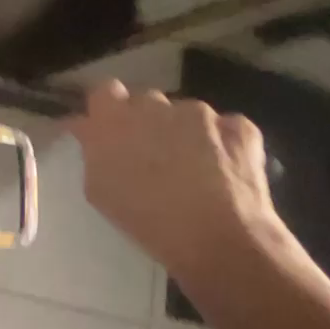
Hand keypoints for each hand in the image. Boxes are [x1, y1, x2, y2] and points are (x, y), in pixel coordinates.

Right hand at [67, 81, 281, 275]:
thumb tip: (89, 129)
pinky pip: (222, 127)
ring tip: (189, 167)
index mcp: (115, 118)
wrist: (217, 237)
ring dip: (181, 131)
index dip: (106, 108)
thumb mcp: (98, 189)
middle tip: (146, 154)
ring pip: (185, 115)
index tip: (105, 129)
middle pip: (145, 101)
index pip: (104, 91)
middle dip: (143, 121)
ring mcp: (202, 113)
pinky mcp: (240, 126)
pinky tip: (219, 170)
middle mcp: (157, 105)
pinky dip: (218, 142)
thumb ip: (92, 151)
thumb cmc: (144, 217)